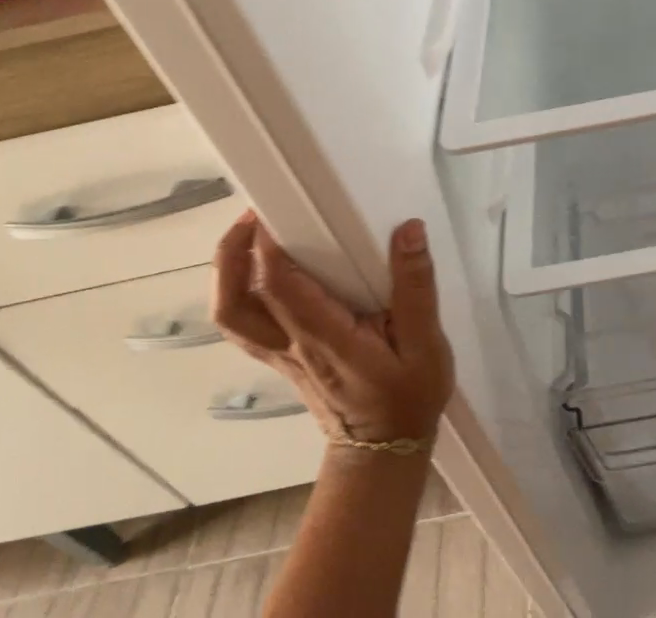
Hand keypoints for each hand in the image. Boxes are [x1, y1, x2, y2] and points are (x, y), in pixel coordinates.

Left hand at [212, 211, 454, 445]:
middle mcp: (291, 346)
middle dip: (232, 253)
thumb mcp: (427, 344)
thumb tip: (408, 231)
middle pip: (233, 303)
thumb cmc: (408, 397)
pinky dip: (239, 292)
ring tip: (252, 235)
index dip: (269, 244)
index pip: (279, 286)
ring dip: (228, 272)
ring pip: (230, 315)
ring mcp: (280, 356)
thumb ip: (416, 287)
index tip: (279, 205)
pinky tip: (261, 273)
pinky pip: (244, 324)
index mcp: (324, 339)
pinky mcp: (280, 360)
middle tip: (254, 216)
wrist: (385, 451)